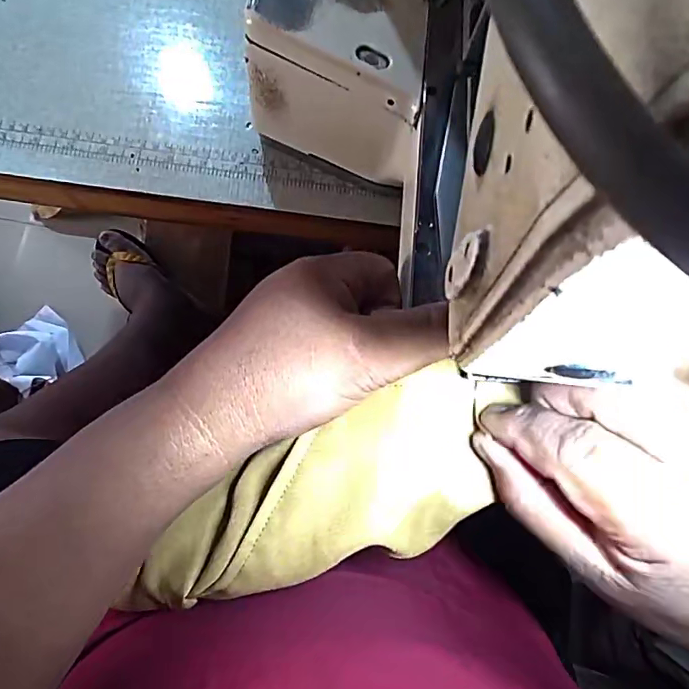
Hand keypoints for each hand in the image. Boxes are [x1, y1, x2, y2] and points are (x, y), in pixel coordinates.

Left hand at [166, 252, 447, 450]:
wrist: (210, 418)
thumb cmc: (292, 376)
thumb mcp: (371, 355)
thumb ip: (426, 335)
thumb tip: (477, 316)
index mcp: (322, 269)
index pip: (386, 271)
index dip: (404, 306)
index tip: (399, 345)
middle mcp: (296, 283)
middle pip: (364, 299)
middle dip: (378, 332)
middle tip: (375, 369)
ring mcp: (274, 315)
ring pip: (338, 326)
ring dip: (351, 352)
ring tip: (343, 384)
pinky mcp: (260, 346)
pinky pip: (312, 346)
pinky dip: (322, 366)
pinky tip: (316, 391)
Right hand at [474, 378, 688, 679]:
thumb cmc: (683, 605)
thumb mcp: (598, 576)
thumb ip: (536, 507)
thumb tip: (488, 447)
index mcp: (668, 525)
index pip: (578, 447)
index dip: (523, 427)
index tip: (489, 422)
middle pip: (603, 395)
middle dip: (548, 397)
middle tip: (526, 421)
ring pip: (631, 378)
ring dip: (581, 388)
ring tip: (565, 417)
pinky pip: (663, 380)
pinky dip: (621, 389)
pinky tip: (611, 413)